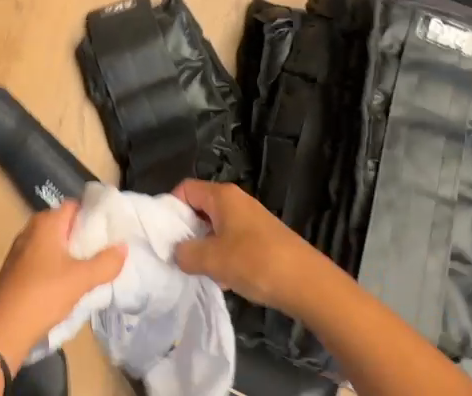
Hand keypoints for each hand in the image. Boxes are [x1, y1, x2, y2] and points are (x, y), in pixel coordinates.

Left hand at [0, 202, 126, 362]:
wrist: (3, 329)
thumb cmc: (43, 294)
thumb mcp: (81, 280)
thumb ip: (105, 263)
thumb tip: (123, 247)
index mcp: (46, 222)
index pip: (75, 206)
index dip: (94, 214)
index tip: (113, 229)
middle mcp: (32, 229)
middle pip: (65, 224)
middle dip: (85, 236)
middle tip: (106, 251)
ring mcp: (21, 249)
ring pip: (54, 244)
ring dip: (72, 254)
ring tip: (93, 269)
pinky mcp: (17, 269)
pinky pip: (44, 259)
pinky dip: (58, 266)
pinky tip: (69, 284)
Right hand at [172, 179, 331, 312]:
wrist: (307, 283)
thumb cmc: (255, 262)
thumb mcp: (213, 259)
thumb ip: (186, 253)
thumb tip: (177, 252)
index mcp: (222, 196)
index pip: (186, 188)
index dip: (170, 207)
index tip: (164, 234)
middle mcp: (236, 201)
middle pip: (200, 207)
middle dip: (188, 231)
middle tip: (179, 256)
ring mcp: (251, 220)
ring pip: (216, 227)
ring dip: (206, 248)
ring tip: (202, 272)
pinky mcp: (263, 239)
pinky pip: (232, 241)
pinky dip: (224, 257)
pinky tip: (227, 281)